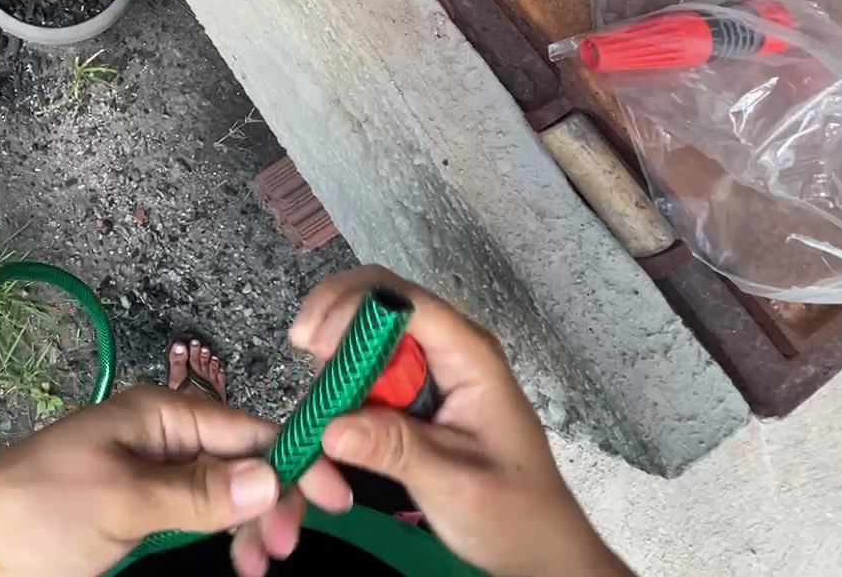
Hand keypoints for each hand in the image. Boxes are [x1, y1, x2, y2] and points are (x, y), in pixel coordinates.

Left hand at [0, 385, 289, 576]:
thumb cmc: (43, 510)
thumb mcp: (124, 501)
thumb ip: (199, 492)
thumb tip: (273, 477)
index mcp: (158, 411)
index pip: (243, 427)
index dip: (293, 456)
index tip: (338, 497)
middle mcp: (161, 432)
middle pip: (239, 457)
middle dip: (272, 496)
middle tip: (285, 552)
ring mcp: (151, 470)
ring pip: (223, 487)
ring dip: (251, 520)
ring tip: (263, 565)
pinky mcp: (141, 506)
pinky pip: (198, 510)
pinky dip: (224, 533)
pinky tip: (239, 558)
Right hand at [233, 266, 631, 576]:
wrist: (540, 549)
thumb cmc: (513, 514)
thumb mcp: (454, 485)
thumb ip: (396, 450)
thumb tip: (330, 427)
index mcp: (469, 354)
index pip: (405, 301)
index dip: (355, 309)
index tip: (316, 347)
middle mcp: (447, 343)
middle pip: (381, 292)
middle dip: (334, 308)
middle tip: (301, 345)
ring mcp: (430, 360)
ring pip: (369, 318)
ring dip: (333, 335)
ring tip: (311, 374)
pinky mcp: (414, 382)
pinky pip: (369, 354)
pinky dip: (340, 364)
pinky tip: (326, 390)